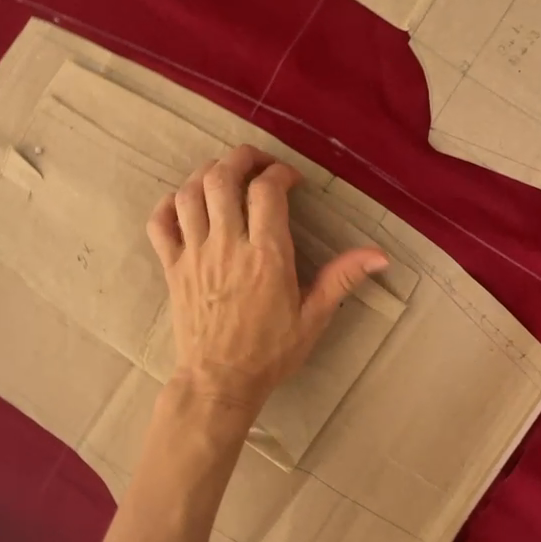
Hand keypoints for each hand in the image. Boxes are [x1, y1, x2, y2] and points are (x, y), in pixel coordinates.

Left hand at [145, 144, 385, 435]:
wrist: (219, 383)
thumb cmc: (270, 352)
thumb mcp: (313, 317)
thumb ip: (342, 278)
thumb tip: (380, 255)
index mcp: (266, 254)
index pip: (267, 190)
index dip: (280, 172)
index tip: (292, 180)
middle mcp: (227, 245)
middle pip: (223, 177)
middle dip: (241, 158)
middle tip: (258, 163)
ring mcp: (194, 254)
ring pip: (189, 193)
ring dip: (206, 173)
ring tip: (225, 176)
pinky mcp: (172, 267)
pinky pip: (159, 222)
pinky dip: (169, 203)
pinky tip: (185, 203)